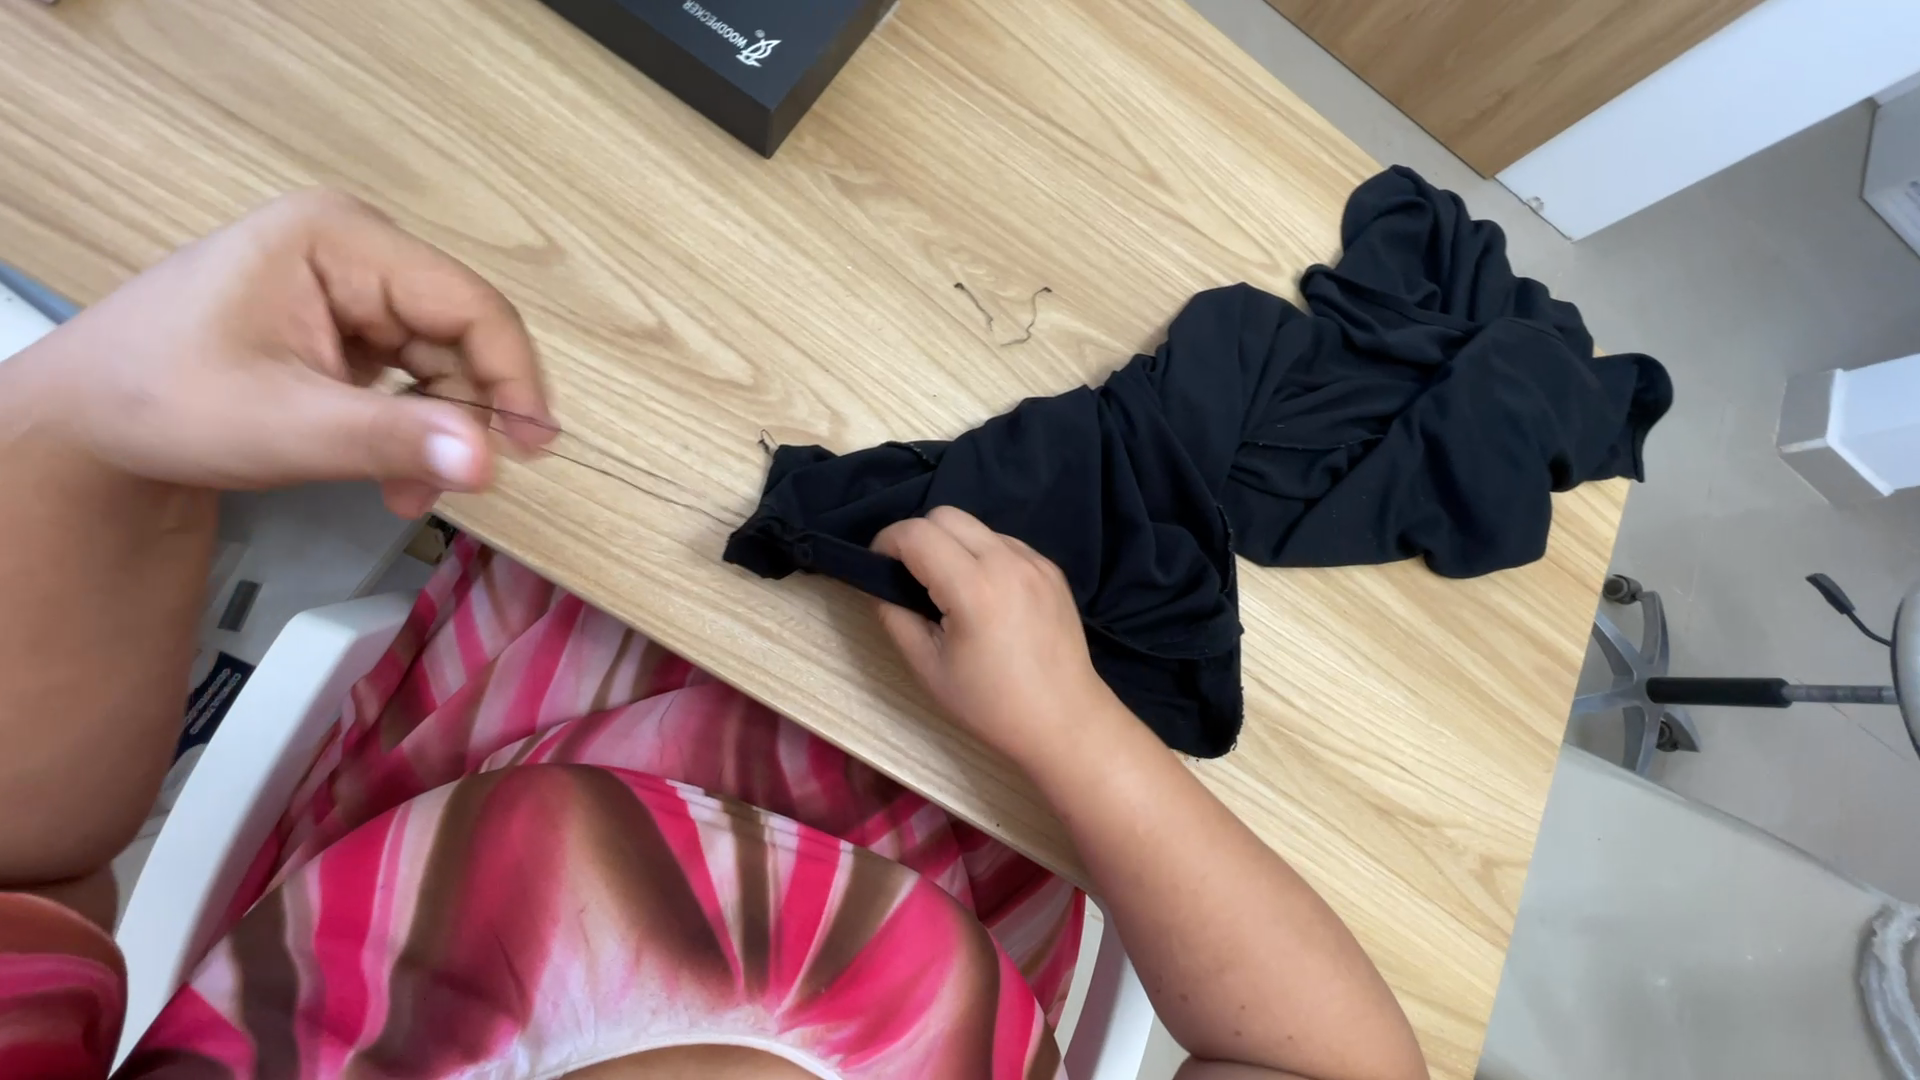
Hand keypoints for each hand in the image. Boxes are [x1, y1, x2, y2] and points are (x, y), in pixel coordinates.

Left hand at [13, 189, 555, 515]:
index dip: (515, 376)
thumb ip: (391, 440)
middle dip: (468, 417)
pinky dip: (424, 434)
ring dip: (444, 437)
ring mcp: (363, 291)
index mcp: (341, 241)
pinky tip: (401, 475)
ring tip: (410, 491)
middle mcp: (362, 255)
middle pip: (467, 339)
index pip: (470, 306)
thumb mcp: (282, 426)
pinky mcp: (362, 329)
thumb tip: (489, 464)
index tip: (534, 446)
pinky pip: (426, 383)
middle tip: (462, 480)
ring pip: (454, 368)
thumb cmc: (158, 405)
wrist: (88, 429)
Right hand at [872, 507, 1124, 764]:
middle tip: (910, 577)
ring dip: (952, 544)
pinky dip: (983, 556)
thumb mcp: (928, 667)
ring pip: (976, 526)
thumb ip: (895, 616)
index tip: (878, 568)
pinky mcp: (1051, 569)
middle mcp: (1007, 561)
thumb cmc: (990, 703)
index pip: (916, 534)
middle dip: (917, 537)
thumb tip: (878, 584)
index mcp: (974, 588)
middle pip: (945, 515)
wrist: (1064, 719)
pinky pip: (1004, 543)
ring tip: (951, 589)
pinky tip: (986, 595)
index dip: (886, 543)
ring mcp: (1035, 561)